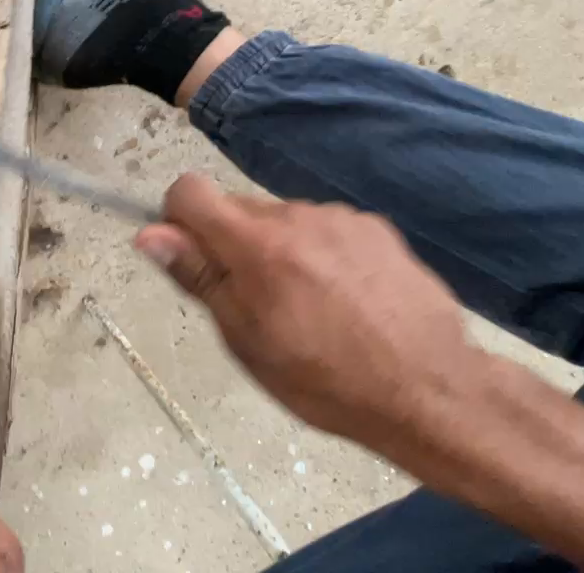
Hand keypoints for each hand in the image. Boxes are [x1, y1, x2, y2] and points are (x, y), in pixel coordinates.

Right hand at [134, 173, 483, 447]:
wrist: (435, 393)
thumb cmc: (323, 378)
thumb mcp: (245, 339)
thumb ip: (197, 276)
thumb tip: (149, 234)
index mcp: (254, 244)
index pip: (189, 190)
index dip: (179, 218)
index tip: (194, 257)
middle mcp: (294, 216)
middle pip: (237, 208)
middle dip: (233, 242)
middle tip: (257, 299)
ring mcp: (340, 217)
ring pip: (283, 219)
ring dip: (279, 247)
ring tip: (310, 304)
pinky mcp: (376, 226)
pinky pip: (325, 226)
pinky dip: (321, 250)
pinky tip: (346, 295)